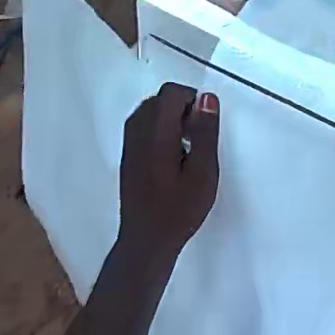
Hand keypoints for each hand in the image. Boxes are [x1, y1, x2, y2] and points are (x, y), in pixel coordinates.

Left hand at [118, 83, 220, 258]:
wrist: (147, 241)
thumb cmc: (177, 210)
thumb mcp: (204, 171)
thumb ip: (206, 131)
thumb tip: (207, 99)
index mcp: (156, 134)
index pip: (170, 94)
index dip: (192, 99)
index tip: (205, 119)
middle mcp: (137, 135)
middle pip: (158, 100)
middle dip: (182, 107)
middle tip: (199, 133)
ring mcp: (129, 146)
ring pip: (148, 112)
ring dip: (169, 118)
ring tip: (187, 143)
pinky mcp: (127, 158)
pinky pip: (141, 127)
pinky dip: (158, 129)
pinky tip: (173, 152)